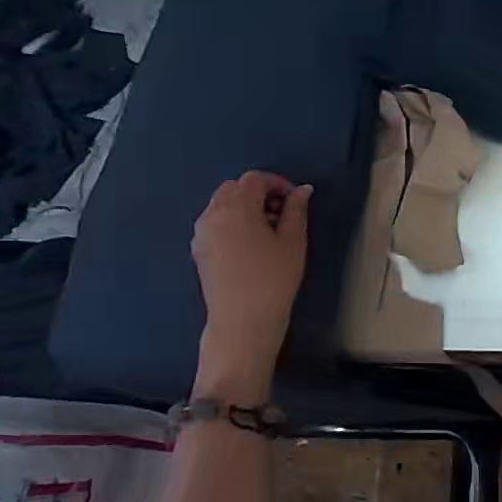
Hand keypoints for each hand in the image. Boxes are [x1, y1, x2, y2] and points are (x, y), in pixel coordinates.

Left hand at [191, 172, 311, 390]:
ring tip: (269, 231)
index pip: (255, 179)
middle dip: (259, 193)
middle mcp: (212, 214)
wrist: (242, 321)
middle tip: (283, 213)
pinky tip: (252, 245)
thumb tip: (302, 190)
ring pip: (222, 205)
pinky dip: (233, 223)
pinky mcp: (199, 251)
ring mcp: (201, 233)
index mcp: (236, 207)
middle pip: (234, 188)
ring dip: (245, 207)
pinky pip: (215, 223)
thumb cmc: (274, 279)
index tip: (296, 200)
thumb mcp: (293, 242)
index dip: (277, 183)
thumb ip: (297, 210)